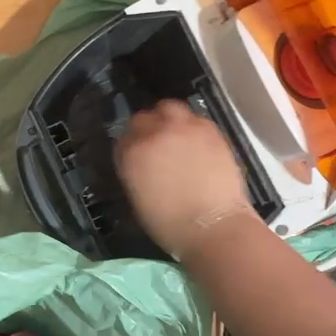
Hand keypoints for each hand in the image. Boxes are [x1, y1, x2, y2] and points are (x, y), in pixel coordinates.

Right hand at [114, 100, 257, 258]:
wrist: (212, 226)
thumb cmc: (170, 224)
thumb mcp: (138, 197)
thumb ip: (135, 171)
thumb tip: (142, 162)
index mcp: (131, 153)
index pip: (123, 138)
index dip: (131, 146)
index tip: (138, 156)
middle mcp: (154, 133)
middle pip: (144, 118)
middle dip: (148, 129)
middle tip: (157, 144)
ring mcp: (183, 128)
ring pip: (169, 108)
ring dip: (169, 119)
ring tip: (177, 136)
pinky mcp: (209, 129)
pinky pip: (195, 118)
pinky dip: (192, 126)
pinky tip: (197, 143)